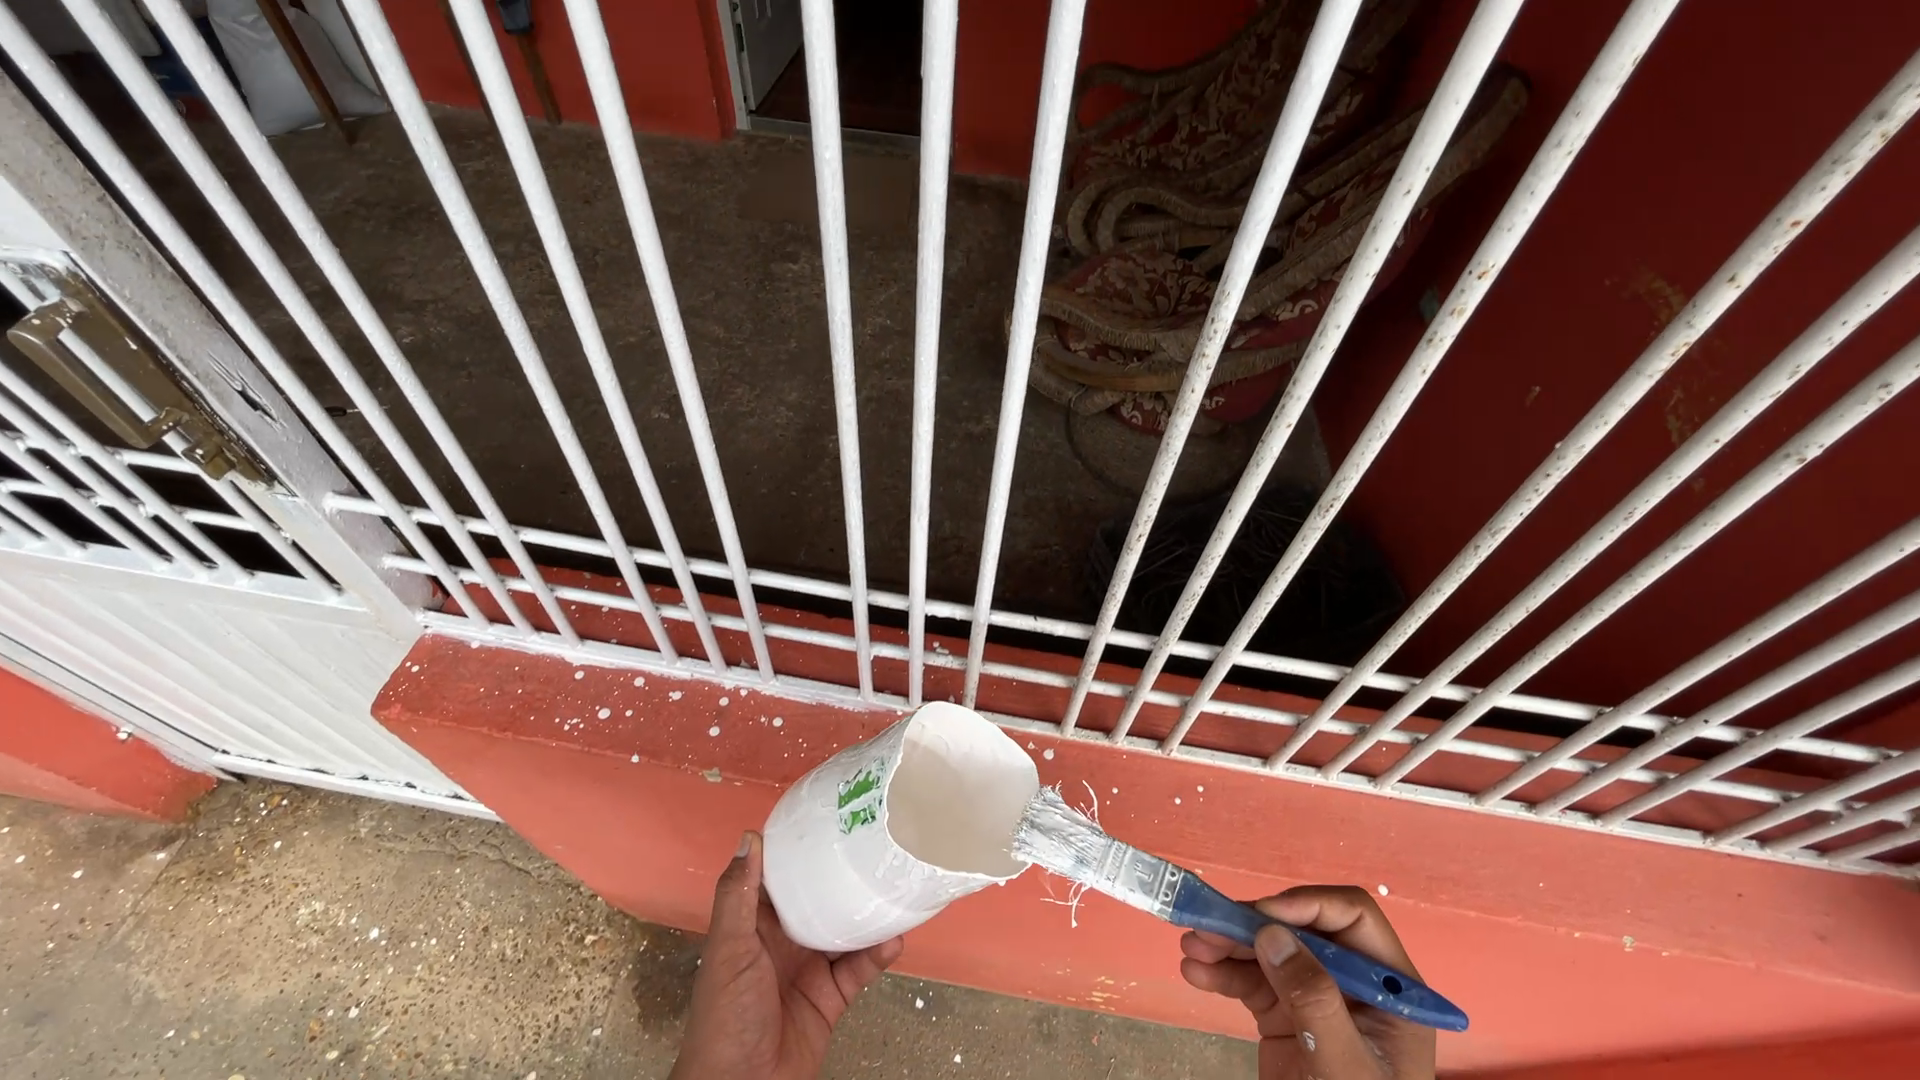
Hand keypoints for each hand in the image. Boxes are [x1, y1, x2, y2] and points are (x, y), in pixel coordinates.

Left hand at [669, 831, 903, 1079]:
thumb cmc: (727, 1013)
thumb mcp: (729, 949)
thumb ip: (739, 896)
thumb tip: (750, 836)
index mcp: (755, 926)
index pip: (779, 878)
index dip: (799, 850)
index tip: (827, 819)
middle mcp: (784, 942)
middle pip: (818, 901)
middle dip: (841, 878)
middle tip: (874, 849)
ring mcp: (810, 969)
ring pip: (844, 932)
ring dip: (867, 915)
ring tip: (894, 889)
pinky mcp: (831, 998)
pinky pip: (859, 970)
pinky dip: (877, 955)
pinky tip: (894, 940)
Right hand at [1179, 885, 1434, 1079]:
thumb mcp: (1343, 1066)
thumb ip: (1314, 1000)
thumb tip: (1273, 934)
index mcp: (1388, 989)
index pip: (1352, 918)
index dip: (1307, 905)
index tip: (1262, 916)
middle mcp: (1352, 984)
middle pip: (1300, 929)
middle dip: (1252, 925)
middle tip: (1207, 925)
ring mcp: (1316, 998)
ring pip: (1269, 950)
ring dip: (1227, 944)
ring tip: (1189, 948)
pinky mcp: (1284, 1016)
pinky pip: (1250, 980)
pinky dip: (1221, 972)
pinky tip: (1195, 973)